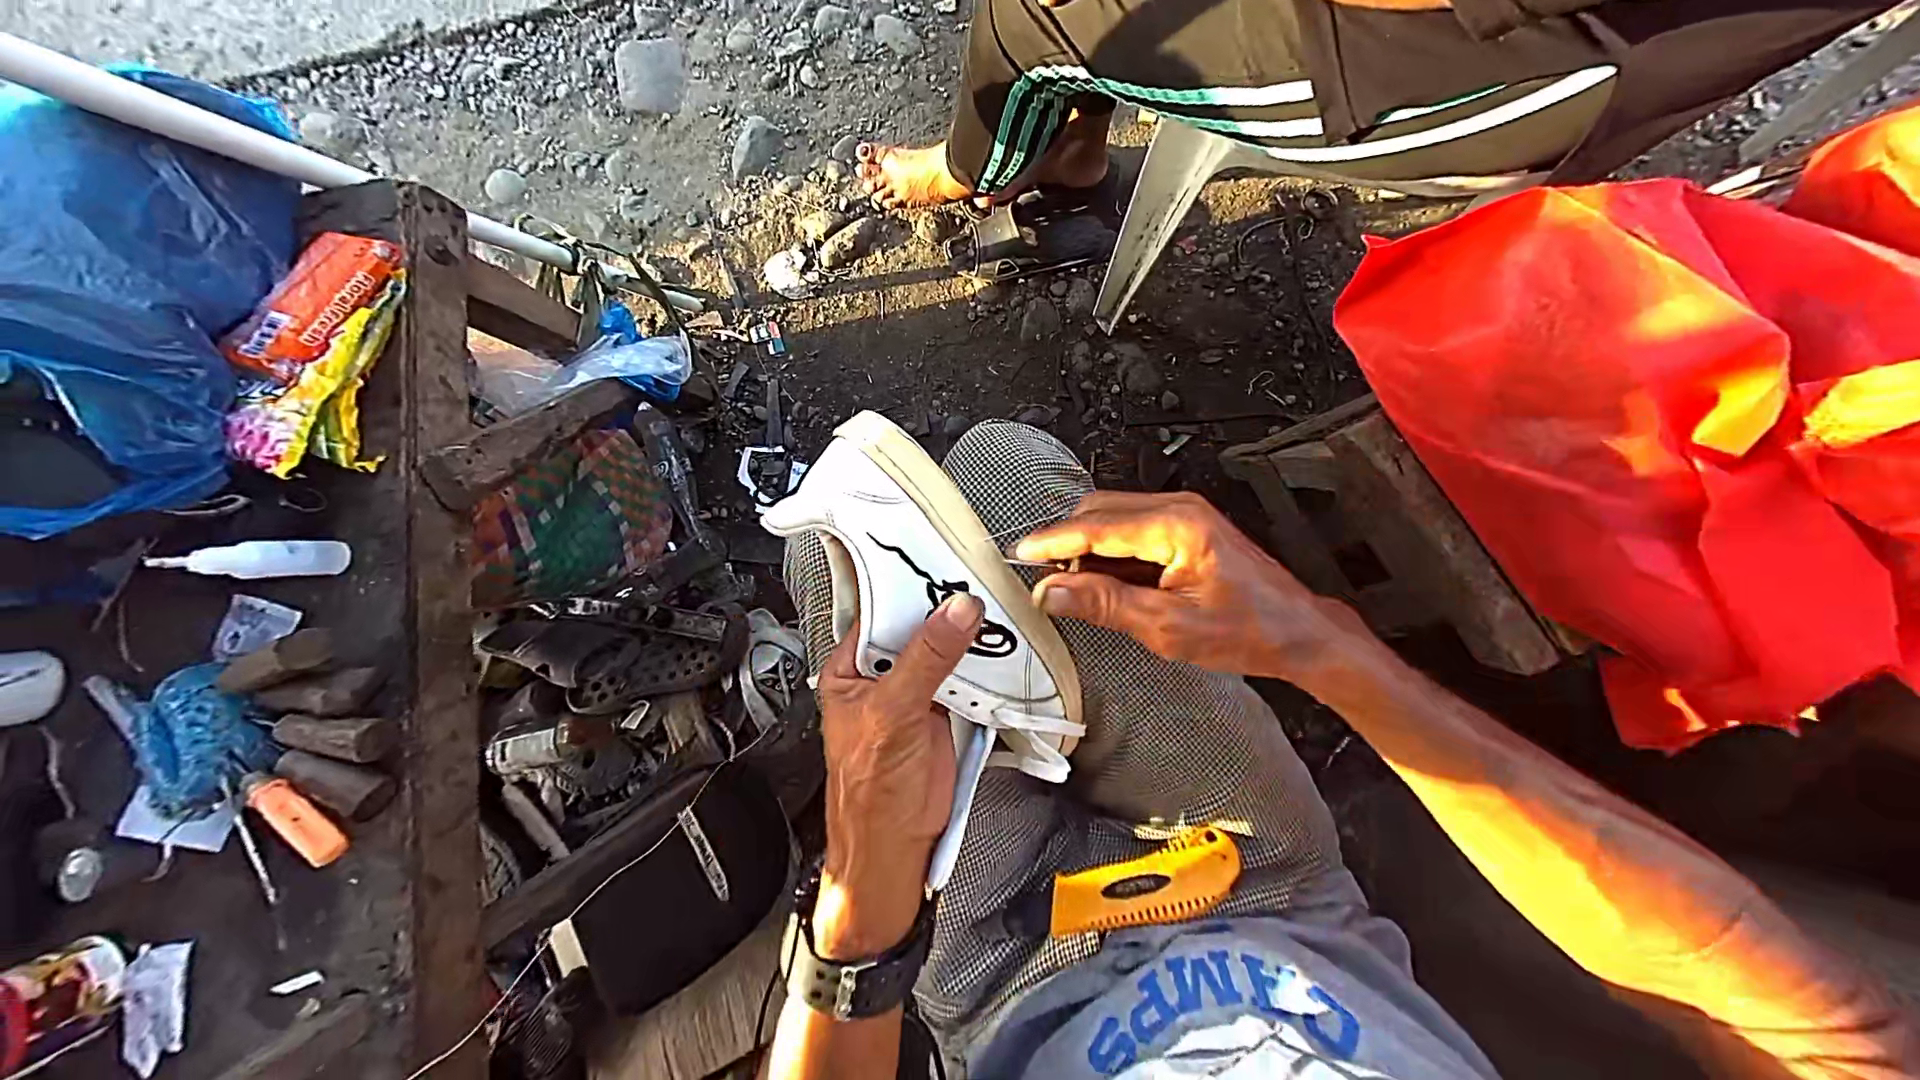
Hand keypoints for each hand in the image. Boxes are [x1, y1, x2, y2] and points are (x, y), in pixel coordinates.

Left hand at [812, 593, 982, 957]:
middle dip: (942, 608)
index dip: (903, 585)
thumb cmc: (869, 792)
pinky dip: (982, 664)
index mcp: (851, 668)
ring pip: (944, 648)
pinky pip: (966, 674)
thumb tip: (955, 614)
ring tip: (988, 614)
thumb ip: (926, 660)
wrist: (896, 844)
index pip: (877, 611)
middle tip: (970, 583)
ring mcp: (915, 690)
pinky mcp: (945, 708)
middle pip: (915, 625)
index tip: (933, 562)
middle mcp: (882, 674)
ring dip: (966, 636)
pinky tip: (994, 651)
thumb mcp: (892, 713)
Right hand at [1014, 491, 1368, 682]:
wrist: (1296, 632)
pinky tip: (1106, 581)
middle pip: (1097, 512)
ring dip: (1086, 549)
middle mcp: (1179, 510)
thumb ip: (1105, 603)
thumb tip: (1056, 591)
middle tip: (1049, 581)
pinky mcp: (1182, 527)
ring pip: (1110, 518)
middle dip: (1066, 544)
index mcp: (1177, 527)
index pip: (1094, 527)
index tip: (1022, 553)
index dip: (1052, 541)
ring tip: (1078, 589)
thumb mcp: (1168, 627)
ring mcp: (1182, 515)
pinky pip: (1129, 529)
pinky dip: (1107, 552)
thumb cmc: (1251, 629)